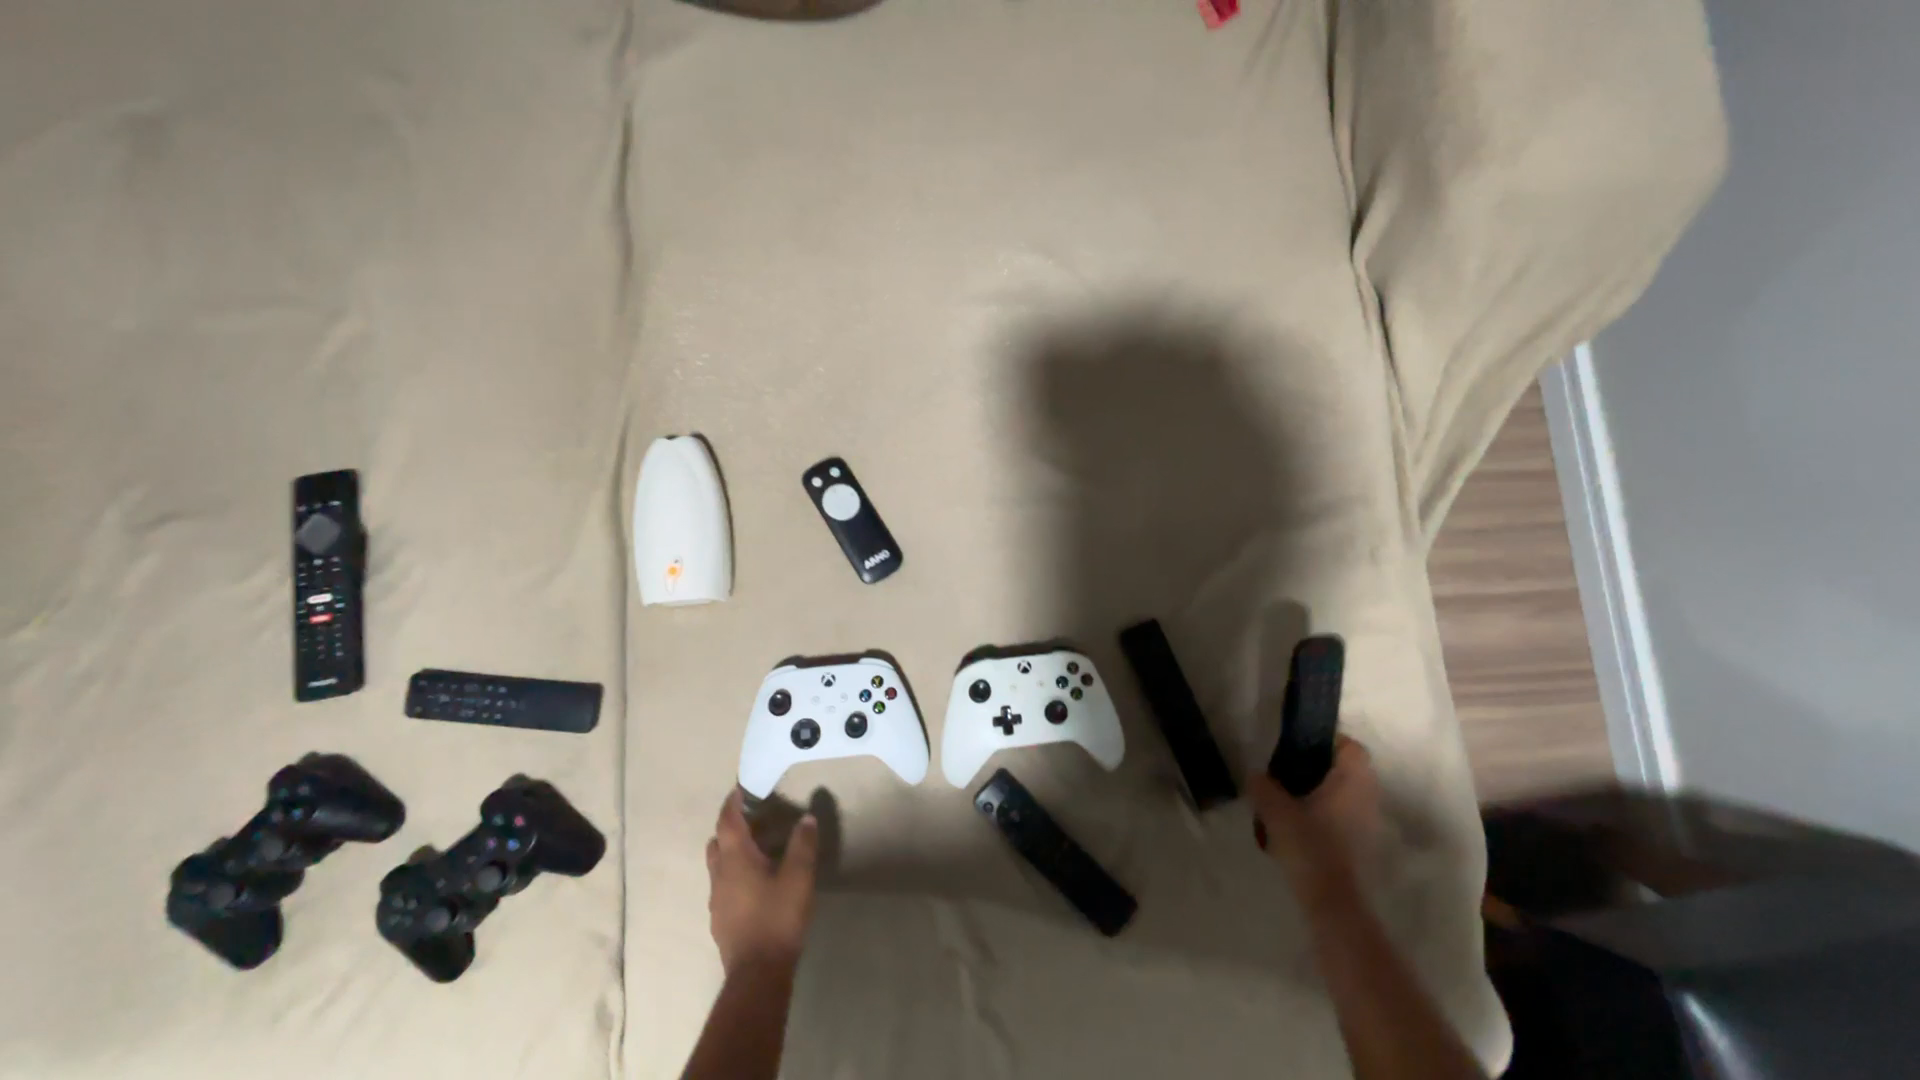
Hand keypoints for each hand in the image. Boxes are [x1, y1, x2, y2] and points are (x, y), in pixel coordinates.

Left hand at [706, 789, 819, 974]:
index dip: (732, 803)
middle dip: (731, 827)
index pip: (727, 821)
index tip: (739, 790)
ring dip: (732, 852)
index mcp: (736, 858)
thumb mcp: (799, 877)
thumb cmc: (777, 918)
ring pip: (718, 865)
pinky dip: (734, 874)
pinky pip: (723, 886)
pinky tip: (754, 885)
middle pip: (718, 842)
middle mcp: (719, 874)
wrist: (757, 972)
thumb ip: (802, 845)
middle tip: (753, 819)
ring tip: (756, 850)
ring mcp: (716, 899)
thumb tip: (806, 818)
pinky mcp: (720, 919)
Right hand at [1248, 737, 1382, 897]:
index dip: (1328, 742)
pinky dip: (1329, 816)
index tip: (1300, 749)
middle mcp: (1367, 797)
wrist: (1332, 900)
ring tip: (1292, 804)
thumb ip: (1263, 787)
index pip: (1351, 747)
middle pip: (1349, 770)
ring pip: (1348, 795)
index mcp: (1351, 781)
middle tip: (1290, 776)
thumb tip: (1257, 775)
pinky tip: (1303, 828)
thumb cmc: (1309, 846)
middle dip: (1322, 770)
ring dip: (1325, 794)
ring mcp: (1370, 822)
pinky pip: (1347, 817)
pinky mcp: (1365, 844)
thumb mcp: (1275, 811)